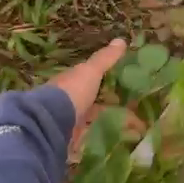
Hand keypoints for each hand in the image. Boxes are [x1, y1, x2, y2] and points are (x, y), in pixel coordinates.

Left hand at [47, 40, 127, 158]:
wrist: (51, 123)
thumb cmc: (72, 91)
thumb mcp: (91, 72)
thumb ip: (105, 59)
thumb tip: (121, 40)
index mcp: (70, 82)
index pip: (88, 80)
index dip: (103, 81)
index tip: (123, 85)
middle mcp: (67, 102)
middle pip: (90, 102)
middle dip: (107, 106)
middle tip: (132, 109)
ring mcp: (67, 122)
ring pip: (90, 122)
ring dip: (105, 124)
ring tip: (129, 128)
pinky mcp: (69, 140)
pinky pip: (89, 139)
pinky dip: (100, 140)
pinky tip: (115, 142)